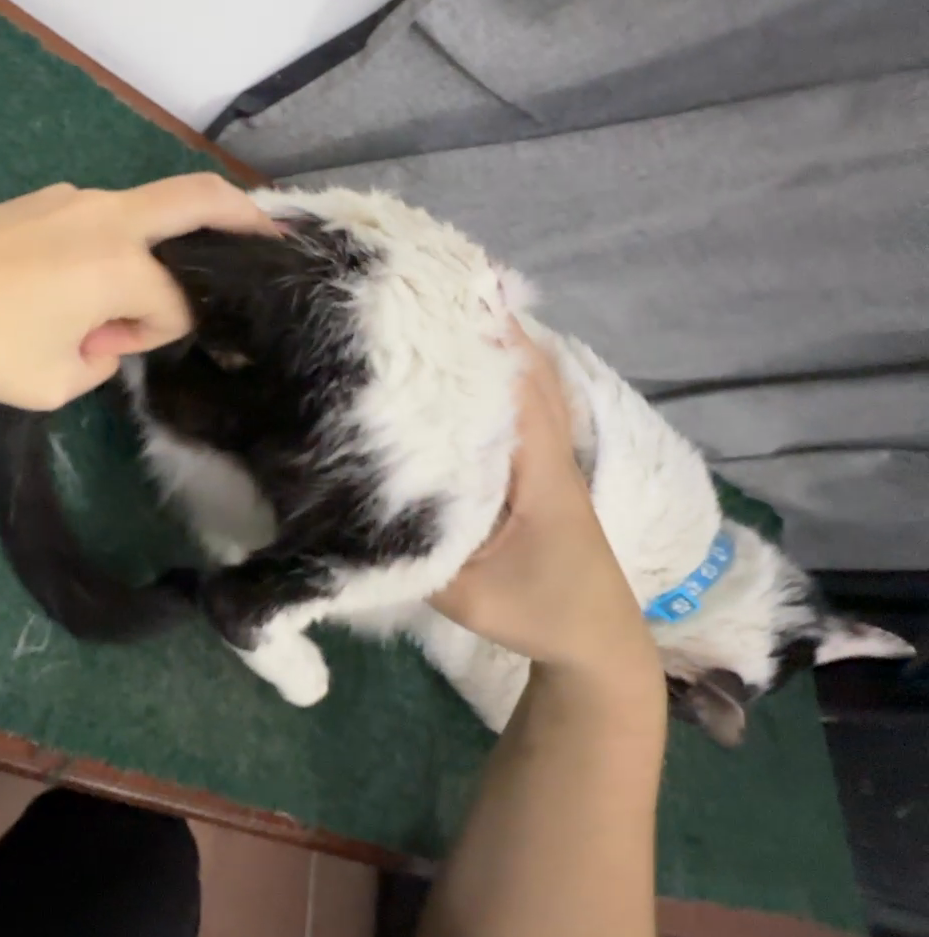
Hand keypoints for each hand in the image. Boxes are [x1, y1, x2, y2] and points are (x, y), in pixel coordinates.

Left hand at [0, 174, 276, 409]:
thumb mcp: (54, 382)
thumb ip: (100, 362)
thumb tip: (103, 335)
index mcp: (119, 265)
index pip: (174, 305)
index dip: (153, 337)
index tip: (109, 351)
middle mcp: (108, 218)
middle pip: (199, 198)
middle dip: (244, 216)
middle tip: (270, 237)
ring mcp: (72, 199)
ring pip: (144, 209)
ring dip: (155, 247)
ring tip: (129, 288)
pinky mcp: (41, 199)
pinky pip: (100, 216)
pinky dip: (113, 242)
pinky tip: (79, 275)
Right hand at [430, 323, 658, 684]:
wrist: (596, 641)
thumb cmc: (539, 612)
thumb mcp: (465, 593)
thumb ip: (408, 552)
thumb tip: (339, 512)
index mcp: (535, 466)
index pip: (513, 381)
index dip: (480, 335)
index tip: (434, 296)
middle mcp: (542, 446)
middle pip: (516, 367)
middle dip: (472, 326)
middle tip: (411, 295)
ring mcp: (539, 454)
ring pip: (514, 384)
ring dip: (477, 347)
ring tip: (421, 317)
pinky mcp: (528, 467)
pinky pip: (504, 407)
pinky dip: (480, 378)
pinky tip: (441, 372)